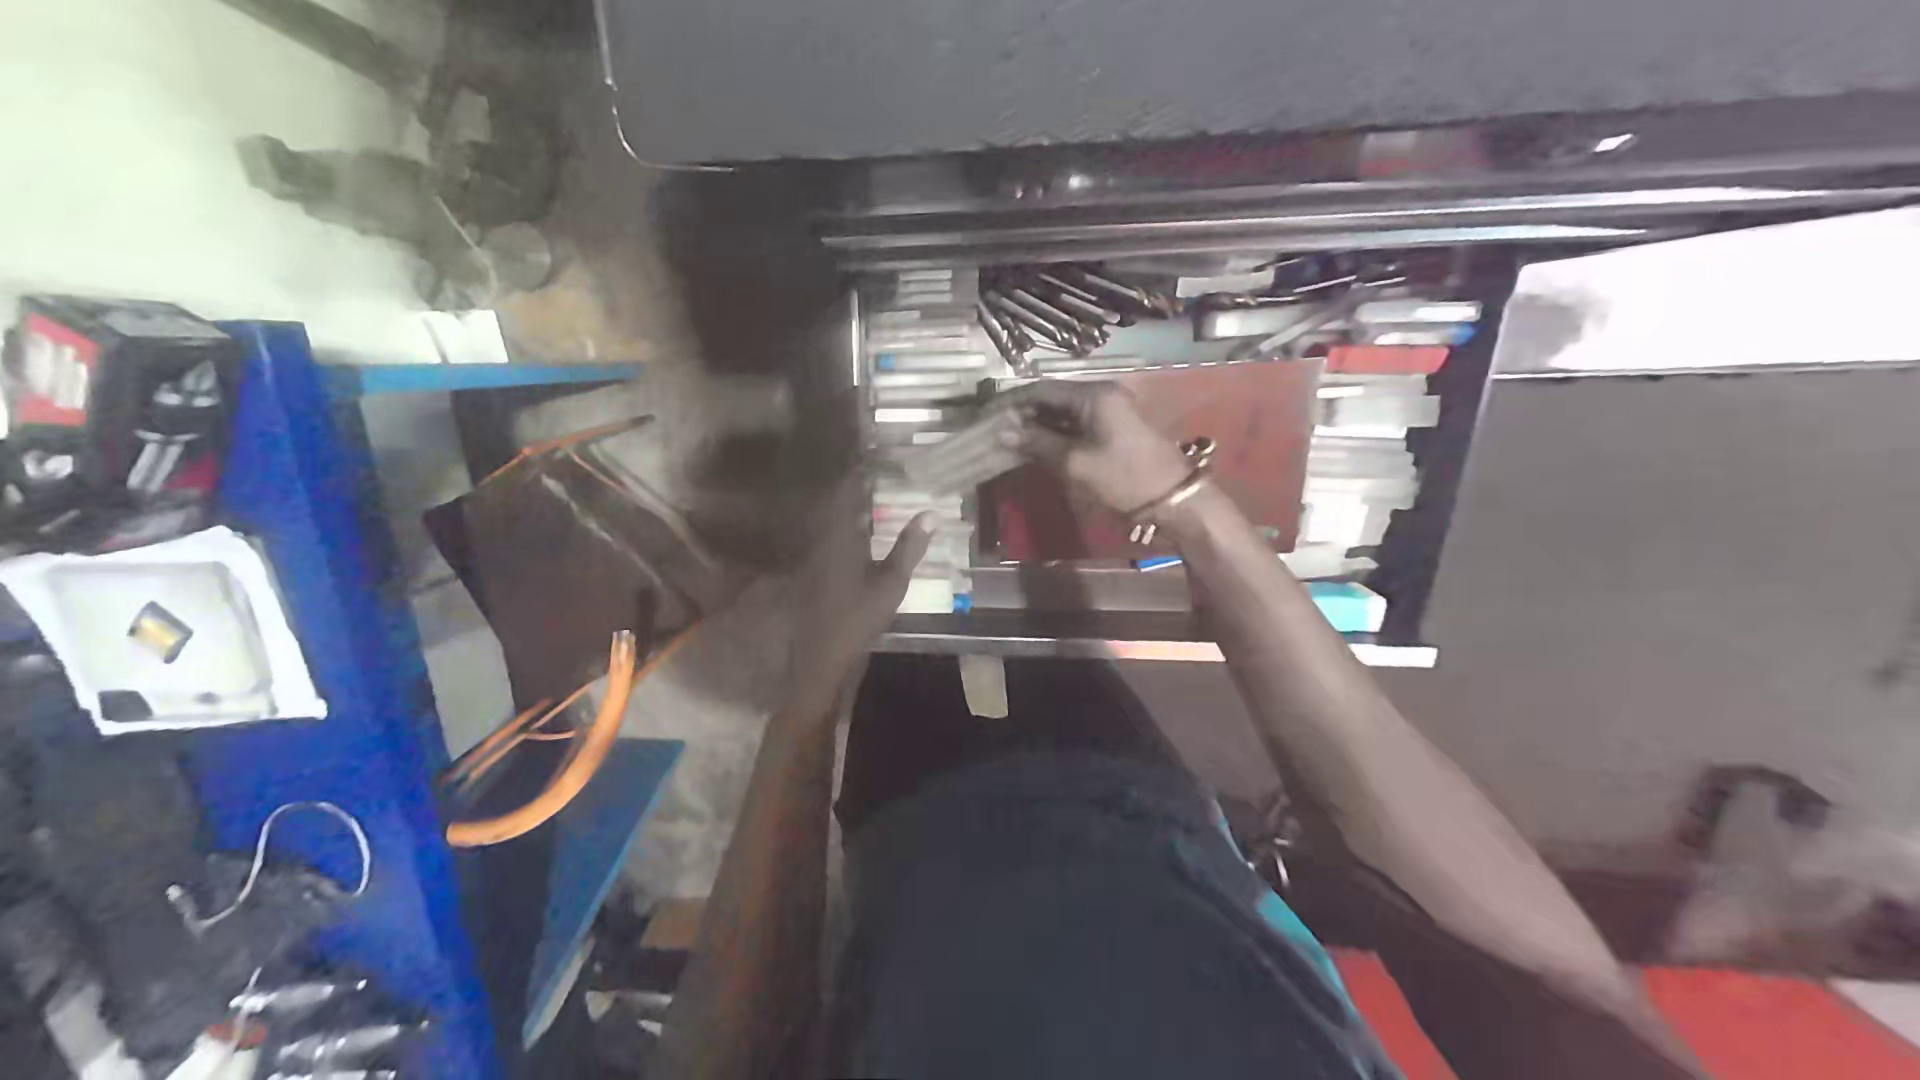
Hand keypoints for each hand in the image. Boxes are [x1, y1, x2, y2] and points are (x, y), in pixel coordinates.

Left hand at [788, 478, 932, 709]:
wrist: (823, 652)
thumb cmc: (860, 616)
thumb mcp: (892, 581)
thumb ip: (910, 546)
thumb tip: (930, 513)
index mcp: (841, 533)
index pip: (851, 488)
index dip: (866, 470)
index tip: (887, 460)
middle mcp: (822, 534)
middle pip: (839, 497)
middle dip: (860, 483)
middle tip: (886, 476)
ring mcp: (814, 550)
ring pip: (832, 514)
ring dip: (853, 503)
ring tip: (878, 498)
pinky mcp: (812, 565)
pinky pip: (829, 532)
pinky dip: (846, 523)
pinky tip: (863, 532)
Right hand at [998, 380, 1192, 515]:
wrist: (1173, 499)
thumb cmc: (1125, 477)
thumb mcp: (1077, 462)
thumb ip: (1038, 444)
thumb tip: (1002, 432)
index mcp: (1094, 395)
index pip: (1042, 389)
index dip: (1012, 402)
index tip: (987, 416)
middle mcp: (1100, 395)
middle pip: (1052, 399)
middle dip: (1023, 415)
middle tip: (994, 432)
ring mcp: (1108, 412)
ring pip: (1062, 413)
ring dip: (1037, 426)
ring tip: (1008, 442)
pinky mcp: (1111, 429)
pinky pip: (1075, 425)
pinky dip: (1054, 435)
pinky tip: (1035, 448)